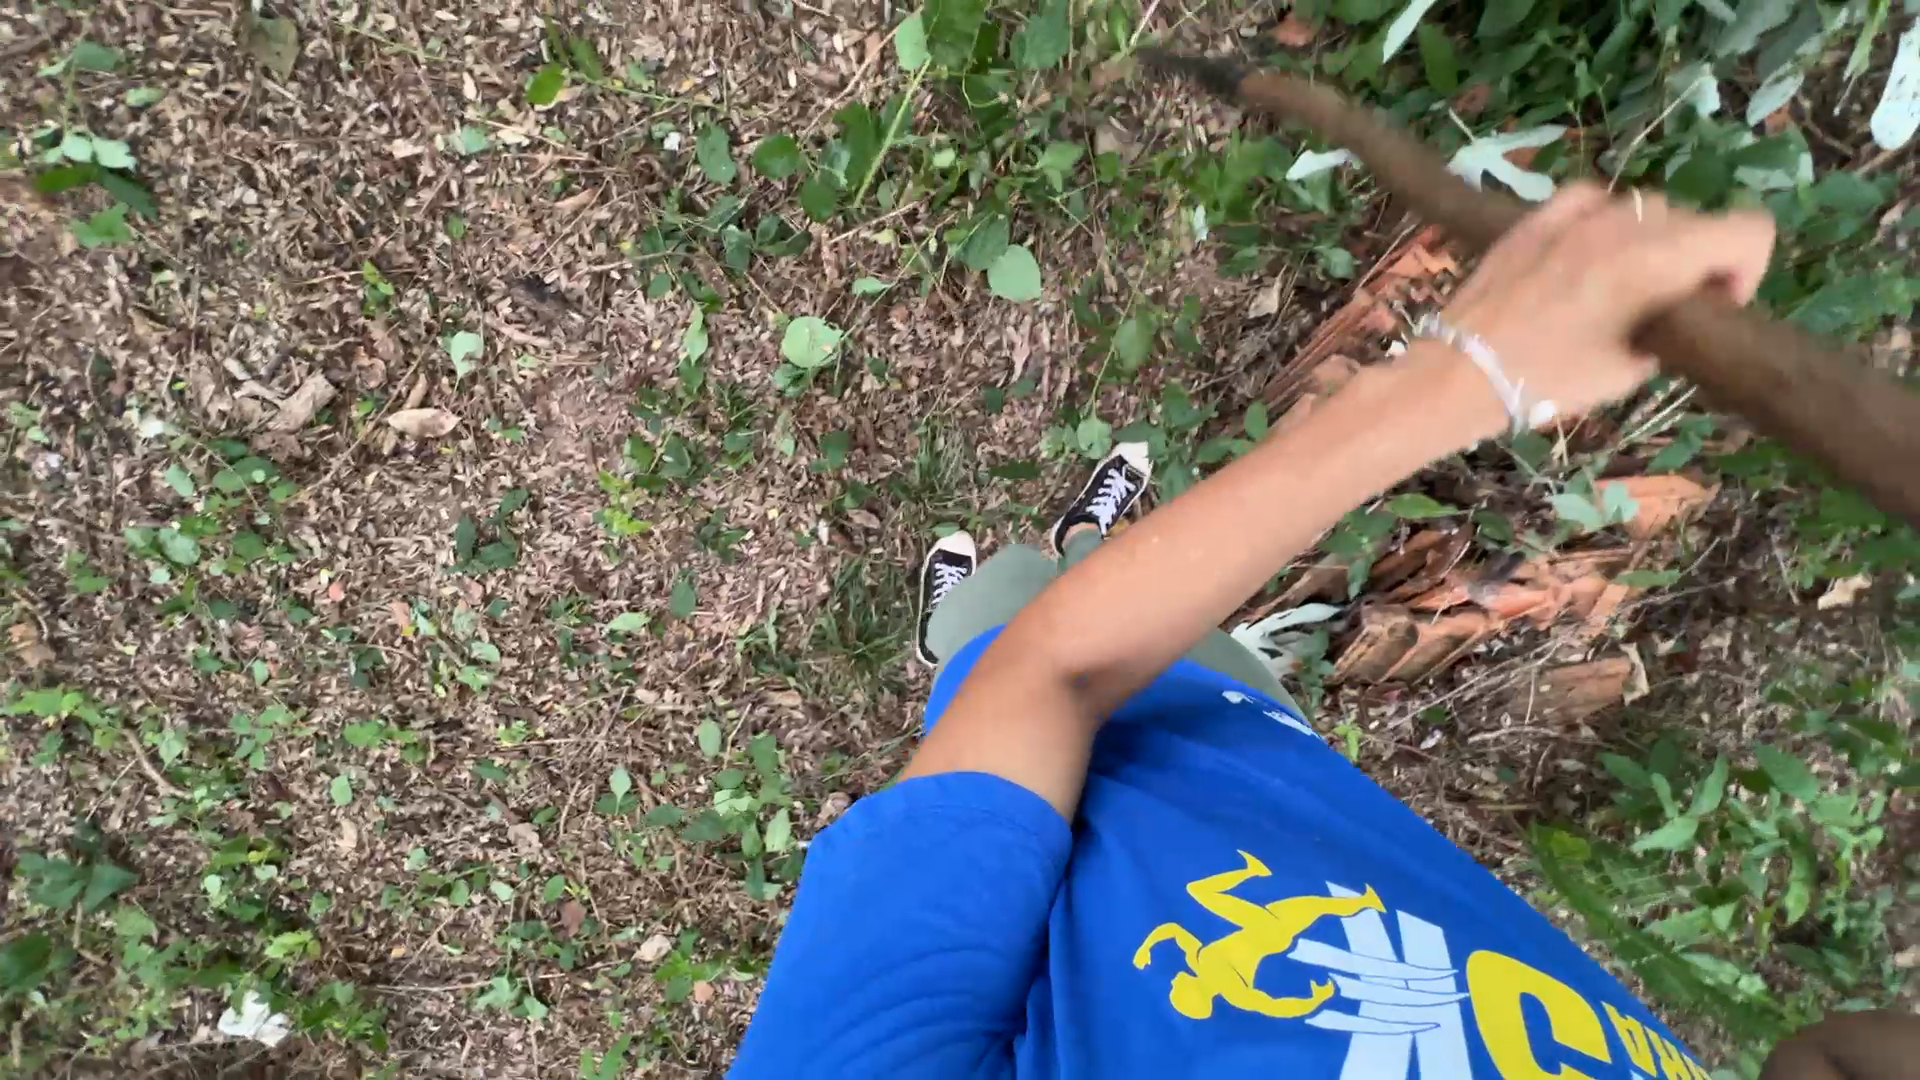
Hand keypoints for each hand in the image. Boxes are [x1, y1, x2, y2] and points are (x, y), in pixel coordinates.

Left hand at [1428, 181, 1775, 432]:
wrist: (1457, 374)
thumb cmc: (1545, 380)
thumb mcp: (1629, 368)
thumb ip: (1673, 328)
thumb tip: (1678, 313)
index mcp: (1661, 256)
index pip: (1749, 231)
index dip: (1744, 270)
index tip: (1713, 305)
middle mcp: (1623, 223)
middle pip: (1691, 221)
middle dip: (1689, 259)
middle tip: (1658, 302)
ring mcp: (1571, 217)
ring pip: (1639, 209)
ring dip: (1642, 239)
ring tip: (1612, 283)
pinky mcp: (1529, 222)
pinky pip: (1585, 201)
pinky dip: (1595, 220)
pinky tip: (1580, 252)